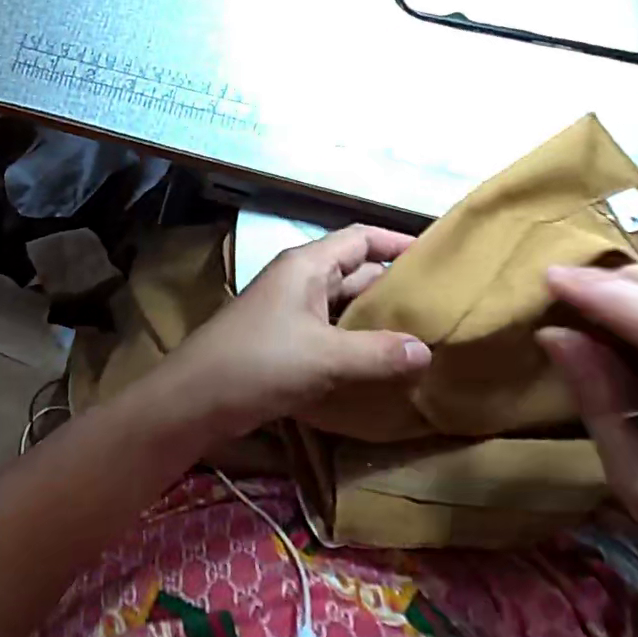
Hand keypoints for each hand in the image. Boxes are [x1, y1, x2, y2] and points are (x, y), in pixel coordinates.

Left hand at [153, 225, 432, 438]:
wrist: (196, 398)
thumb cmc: (260, 362)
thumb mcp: (325, 356)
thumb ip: (378, 352)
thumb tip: (426, 351)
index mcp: (307, 265)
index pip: (360, 238)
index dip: (397, 242)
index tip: (438, 256)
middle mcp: (299, 280)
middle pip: (355, 272)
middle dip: (394, 288)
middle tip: (442, 307)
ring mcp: (290, 311)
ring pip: (343, 306)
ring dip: (376, 320)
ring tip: (424, 337)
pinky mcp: (284, 341)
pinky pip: (329, 333)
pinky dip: (355, 343)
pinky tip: (383, 364)